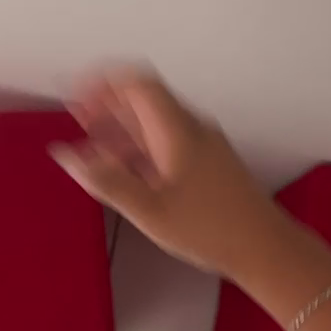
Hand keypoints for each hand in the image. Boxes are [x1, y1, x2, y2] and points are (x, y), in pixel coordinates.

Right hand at [53, 65, 295, 278]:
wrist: (265, 247)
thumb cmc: (208, 229)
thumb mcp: (149, 210)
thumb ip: (106, 180)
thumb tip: (66, 155)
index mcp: (176, 130)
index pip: (138, 84)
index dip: (104, 82)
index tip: (77, 97)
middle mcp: (191, 129)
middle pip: (145, 100)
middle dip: (108, 105)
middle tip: (78, 120)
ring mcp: (202, 145)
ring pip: (155, 123)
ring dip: (122, 128)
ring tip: (92, 146)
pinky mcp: (207, 163)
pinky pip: (166, 141)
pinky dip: (140, 147)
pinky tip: (125, 169)